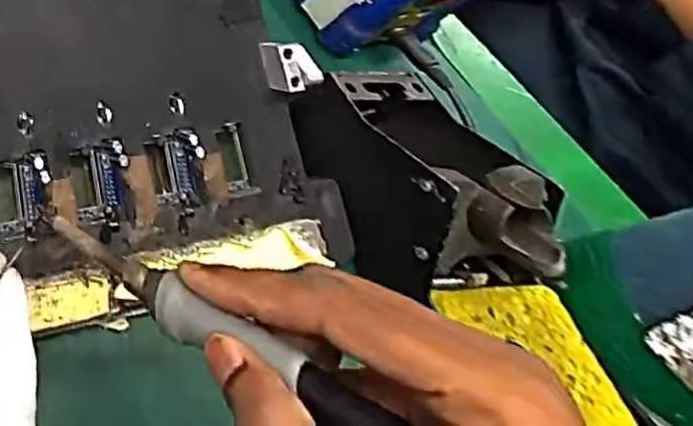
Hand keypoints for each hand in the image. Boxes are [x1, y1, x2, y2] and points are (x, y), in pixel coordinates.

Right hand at [181, 264, 582, 425]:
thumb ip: (293, 421)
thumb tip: (225, 352)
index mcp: (491, 383)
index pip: (340, 305)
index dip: (256, 291)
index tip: (196, 281)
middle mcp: (495, 362)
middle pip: (347, 301)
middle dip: (267, 305)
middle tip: (201, 304)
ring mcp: (492, 372)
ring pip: (361, 320)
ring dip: (296, 332)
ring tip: (244, 342)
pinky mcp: (482, 390)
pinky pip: (385, 352)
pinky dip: (332, 360)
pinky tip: (301, 375)